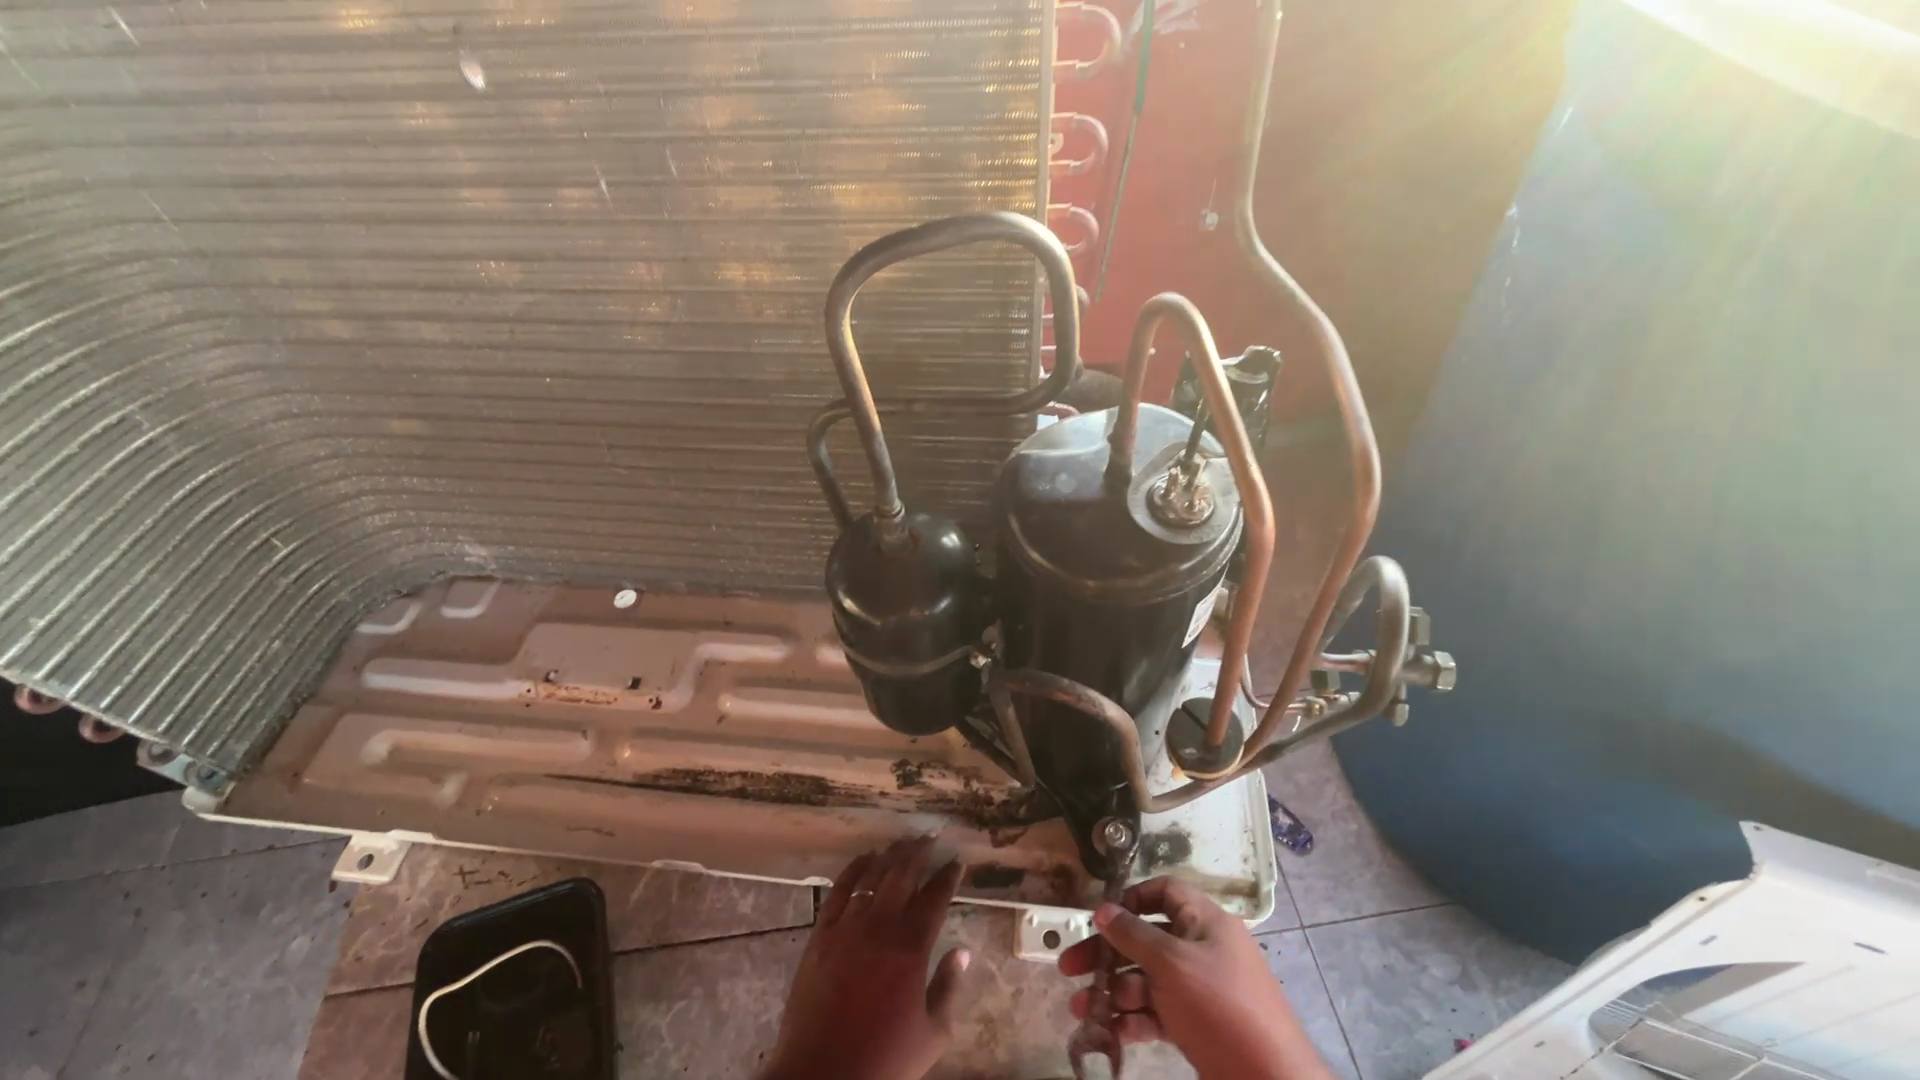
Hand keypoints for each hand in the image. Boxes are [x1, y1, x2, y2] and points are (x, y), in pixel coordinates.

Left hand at [762, 837, 969, 1079]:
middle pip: (903, 875)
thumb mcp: (932, 1034)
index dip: (948, 876)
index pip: (935, 898)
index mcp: (911, 948)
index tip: (957, 861)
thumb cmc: (883, 1061)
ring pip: (872, 878)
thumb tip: (962, 951)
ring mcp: (846, 928)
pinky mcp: (820, 936)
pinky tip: (864, 859)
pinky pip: (838, 892)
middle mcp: (879, 927)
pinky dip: (853, 870)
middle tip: (932, 837)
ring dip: (890, 856)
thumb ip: (948, 987)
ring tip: (903, 842)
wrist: (821, 1075)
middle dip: (920, 852)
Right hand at [1059, 877, 1337, 1079]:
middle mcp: (1200, 949)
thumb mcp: (1172, 963)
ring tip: (1082, 1010)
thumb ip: (1134, 935)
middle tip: (1069, 967)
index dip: (1131, 899)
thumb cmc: (1220, 1005)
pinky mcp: (1193, 1024)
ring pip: (1145, 979)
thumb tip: (1102, 909)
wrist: (1268, 1078)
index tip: (1100, 918)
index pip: (1165, 893)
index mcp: (1204, 922)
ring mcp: (1197, 988)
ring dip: (1112, 991)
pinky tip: (1106, 1032)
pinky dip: (1131, 1019)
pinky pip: (1155, 1012)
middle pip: (1145, 939)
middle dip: (1106, 953)